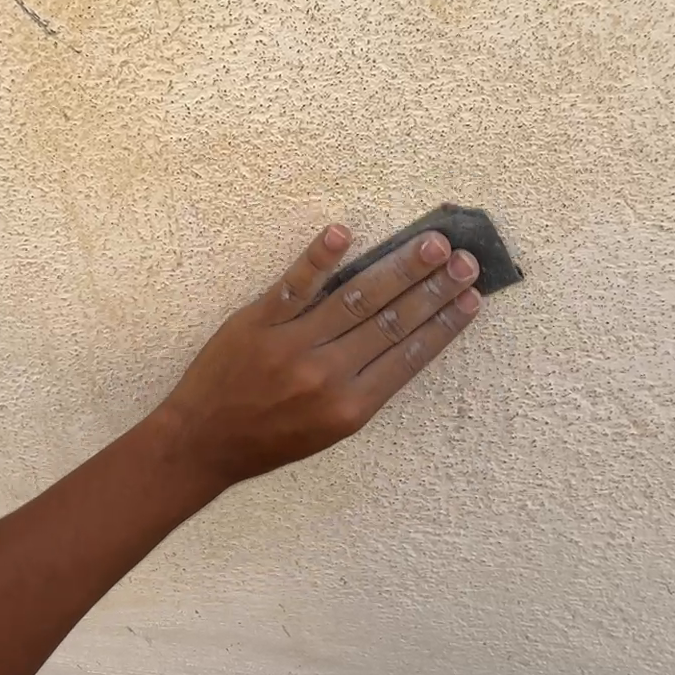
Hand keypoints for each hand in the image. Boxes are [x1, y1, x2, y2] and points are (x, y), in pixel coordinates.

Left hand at [156, 223, 482, 485]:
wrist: (201, 442)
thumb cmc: (268, 440)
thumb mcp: (327, 431)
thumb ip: (363, 389)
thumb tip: (402, 342)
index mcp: (350, 408)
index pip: (410, 356)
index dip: (445, 324)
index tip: (472, 298)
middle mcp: (326, 375)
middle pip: (391, 321)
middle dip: (433, 288)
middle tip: (465, 259)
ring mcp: (291, 345)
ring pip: (354, 298)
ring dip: (397, 268)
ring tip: (431, 243)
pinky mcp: (257, 322)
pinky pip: (293, 286)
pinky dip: (317, 258)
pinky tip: (342, 232)